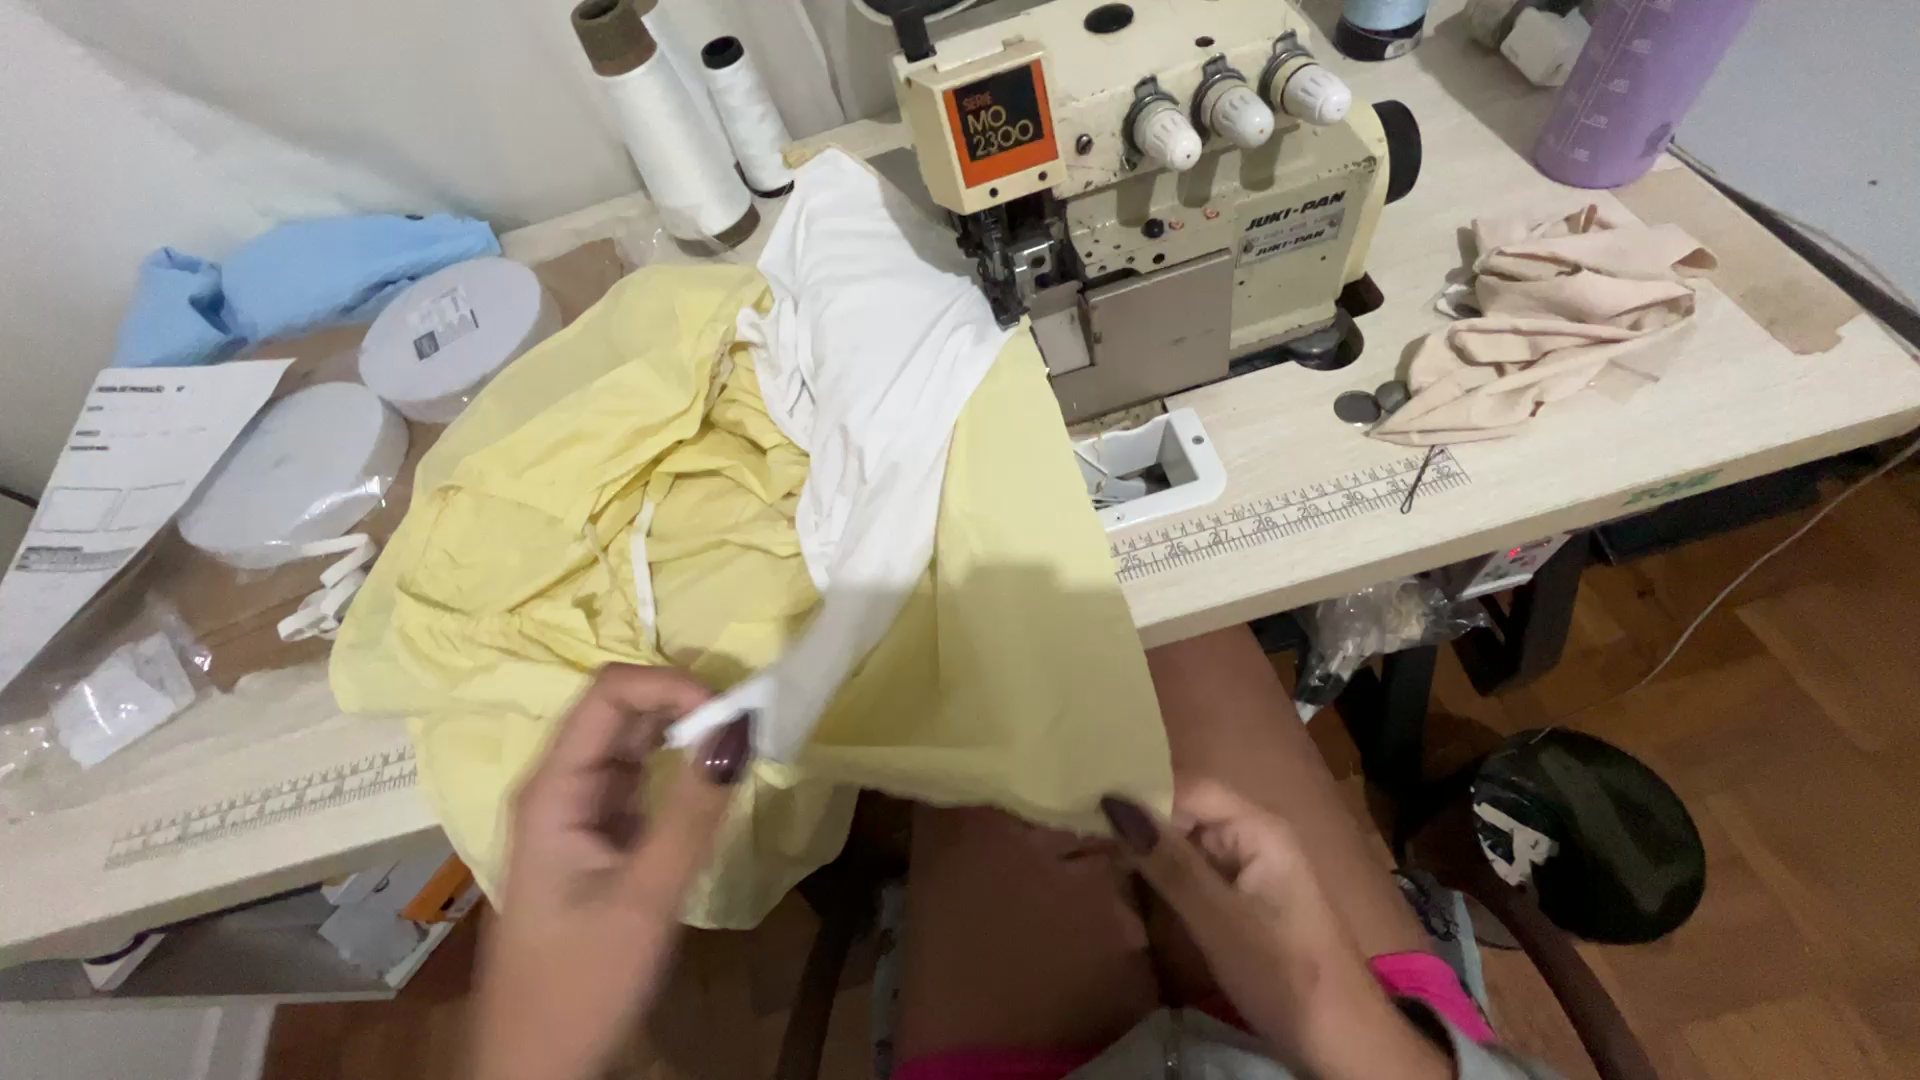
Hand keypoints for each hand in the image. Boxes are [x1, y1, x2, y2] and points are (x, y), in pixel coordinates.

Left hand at [471, 664, 751, 1079]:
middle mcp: (560, 786)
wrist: (540, 1068)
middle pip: (619, 708)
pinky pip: (641, 774)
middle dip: (683, 701)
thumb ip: (695, 810)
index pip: (607, 694)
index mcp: (553, 790)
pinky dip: (680, 763)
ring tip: (739, 741)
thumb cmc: (582, 986)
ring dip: (685, 728)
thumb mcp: (648, 896)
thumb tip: (741, 728)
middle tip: (745, 725)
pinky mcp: (599, 831)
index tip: (729, 713)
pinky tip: (713, 773)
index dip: (669, 684)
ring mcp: (578, 808)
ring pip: (632, 739)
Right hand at [1102, 783, 1451, 1079]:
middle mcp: (1253, 835)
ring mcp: (1250, 866)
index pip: (1184, 790)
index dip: (1139, 796)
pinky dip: (1165, 879)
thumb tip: (1113, 803)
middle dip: (1138, 829)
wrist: (1348, 1047)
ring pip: (1184, 844)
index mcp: (1256, 827)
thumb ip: (1167, 861)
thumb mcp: (1218, 919)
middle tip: (1087, 841)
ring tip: (1102, 864)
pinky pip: (1195, 872)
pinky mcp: (1244, 897)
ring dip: (1147, 856)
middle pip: (1183, 813)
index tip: (1087, 808)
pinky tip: (1134, 891)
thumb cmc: (1284, 975)